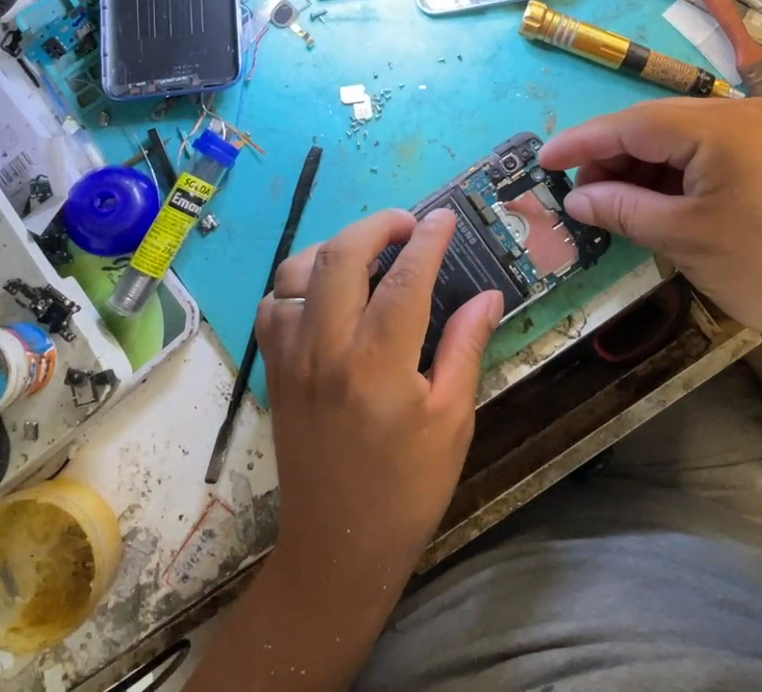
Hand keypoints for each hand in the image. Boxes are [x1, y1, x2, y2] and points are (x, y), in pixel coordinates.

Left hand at [255, 208, 504, 591]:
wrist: (339, 541)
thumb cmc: (408, 487)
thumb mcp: (453, 419)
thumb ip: (466, 348)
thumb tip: (488, 295)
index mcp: (378, 365)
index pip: (404, 278)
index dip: (428, 240)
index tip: (446, 218)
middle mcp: (325, 348)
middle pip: (340, 255)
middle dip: (377, 225)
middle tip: (408, 224)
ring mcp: (290, 355)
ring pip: (296, 270)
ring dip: (334, 247)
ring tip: (368, 254)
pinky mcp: (273, 367)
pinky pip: (274, 303)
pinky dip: (299, 282)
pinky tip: (327, 292)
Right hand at [540, 98, 761, 361]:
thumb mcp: (683, 239)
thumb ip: (622, 209)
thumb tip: (576, 199)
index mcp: (720, 125)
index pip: (632, 123)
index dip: (581, 142)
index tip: (542, 161)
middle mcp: (743, 114)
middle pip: (656, 125)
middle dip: (612, 158)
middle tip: (579, 197)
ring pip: (681, 139)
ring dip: (643, 168)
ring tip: (613, 205)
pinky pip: (709, 153)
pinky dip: (676, 175)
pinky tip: (655, 203)